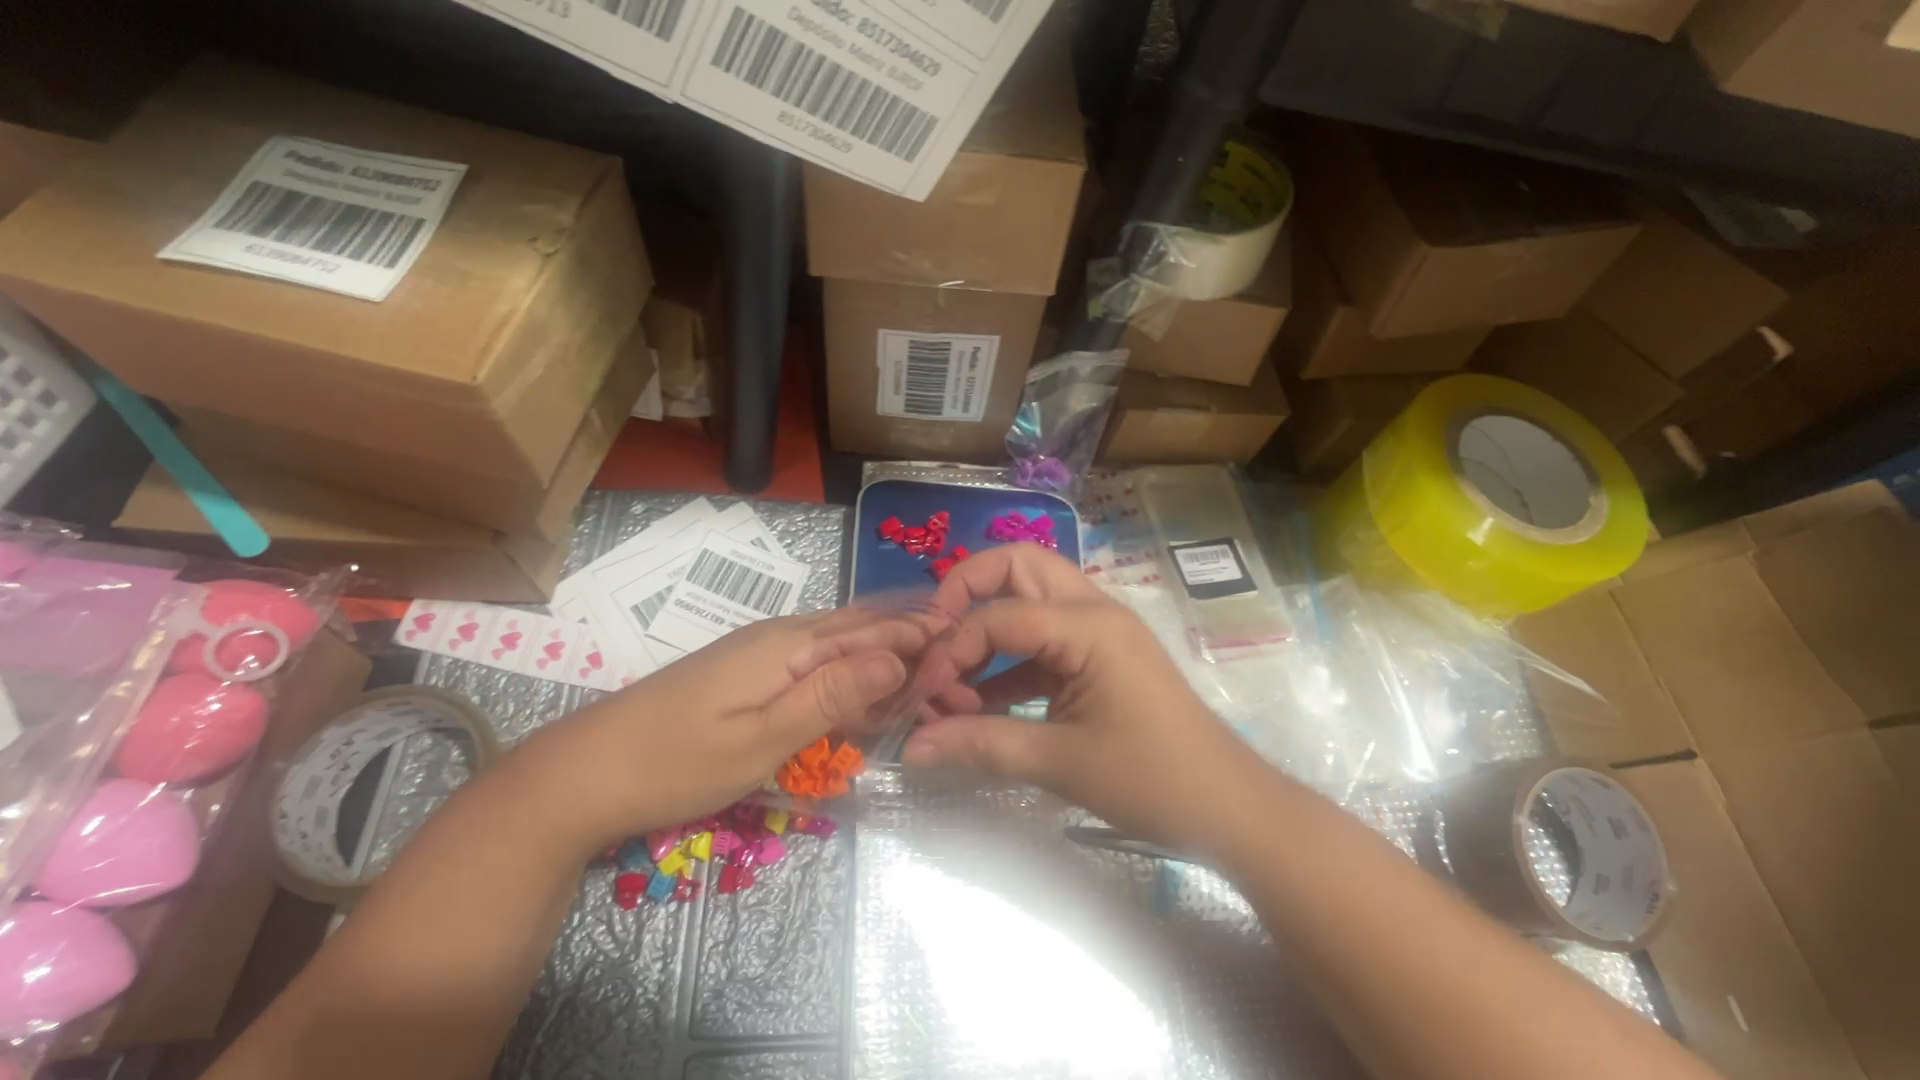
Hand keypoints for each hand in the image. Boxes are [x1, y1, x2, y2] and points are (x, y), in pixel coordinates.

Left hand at [509, 608, 936, 852]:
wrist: (585, 773)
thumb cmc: (676, 762)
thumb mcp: (761, 738)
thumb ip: (829, 695)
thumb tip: (898, 657)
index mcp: (788, 645)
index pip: (874, 632)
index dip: (923, 644)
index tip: (968, 664)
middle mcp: (778, 637)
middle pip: (860, 634)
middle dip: (913, 653)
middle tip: (959, 682)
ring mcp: (758, 656)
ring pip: (838, 650)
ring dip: (884, 667)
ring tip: (927, 690)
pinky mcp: (745, 678)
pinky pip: (813, 668)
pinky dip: (848, 681)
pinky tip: (864, 699)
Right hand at [902, 544, 1274, 855]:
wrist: (1230, 808)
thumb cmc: (1154, 780)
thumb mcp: (1061, 763)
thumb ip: (981, 744)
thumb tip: (912, 747)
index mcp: (1089, 625)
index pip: (998, 614)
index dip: (952, 649)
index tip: (923, 695)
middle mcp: (1094, 612)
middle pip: (1018, 567)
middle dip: (966, 593)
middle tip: (933, 641)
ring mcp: (1100, 634)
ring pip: (1030, 601)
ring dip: (987, 631)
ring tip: (952, 686)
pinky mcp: (1100, 661)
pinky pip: (1043, 642)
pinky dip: (1008, 664)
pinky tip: (980, 706)